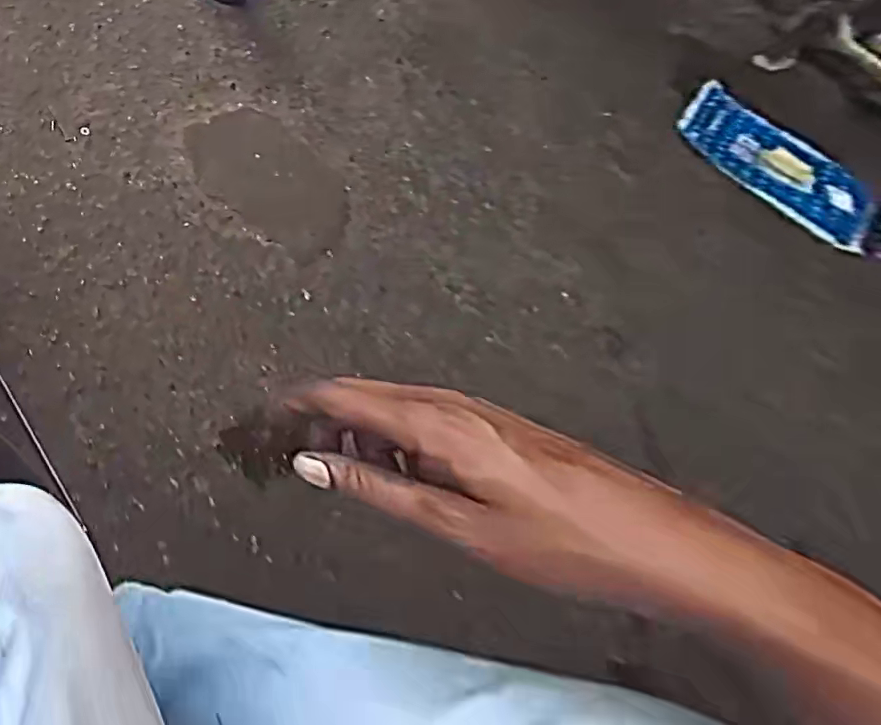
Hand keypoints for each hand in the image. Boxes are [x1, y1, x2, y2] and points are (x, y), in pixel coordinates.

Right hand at [284, 379, 773, 614]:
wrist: (674, 547)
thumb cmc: (567, 541)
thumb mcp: (456, 524)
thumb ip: (373, 487)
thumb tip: (310, 465)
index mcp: (432, 421)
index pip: (336, 393)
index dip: (292, 403)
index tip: (264, 418)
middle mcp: (446, 402)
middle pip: (354, 391)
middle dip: (317, 418)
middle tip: (302, 455)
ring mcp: (470, 407)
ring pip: (384, 402)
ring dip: (353, 427)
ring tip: (350, 470)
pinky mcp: (488, 420)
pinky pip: (415, 412)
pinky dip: (388, 433)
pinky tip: (400, 467)